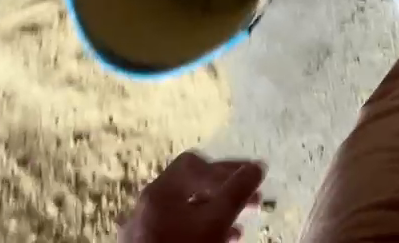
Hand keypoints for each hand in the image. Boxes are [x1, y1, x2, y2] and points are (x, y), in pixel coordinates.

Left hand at [119, 152, 264, 242]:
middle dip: (226, 192)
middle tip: (252, 201)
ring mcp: (142, 230)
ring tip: (239, 226)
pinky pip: (177, 230)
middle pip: (191, 186)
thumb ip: (238, 190)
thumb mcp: (217, 220)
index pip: (195, 163)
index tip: (249, 179)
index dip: (226, 168)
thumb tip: (257, 167)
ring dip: (217, 213)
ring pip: (186, 211)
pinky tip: (221, 240)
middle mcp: (146, 206)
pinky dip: (201, 229)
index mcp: (159, 191)